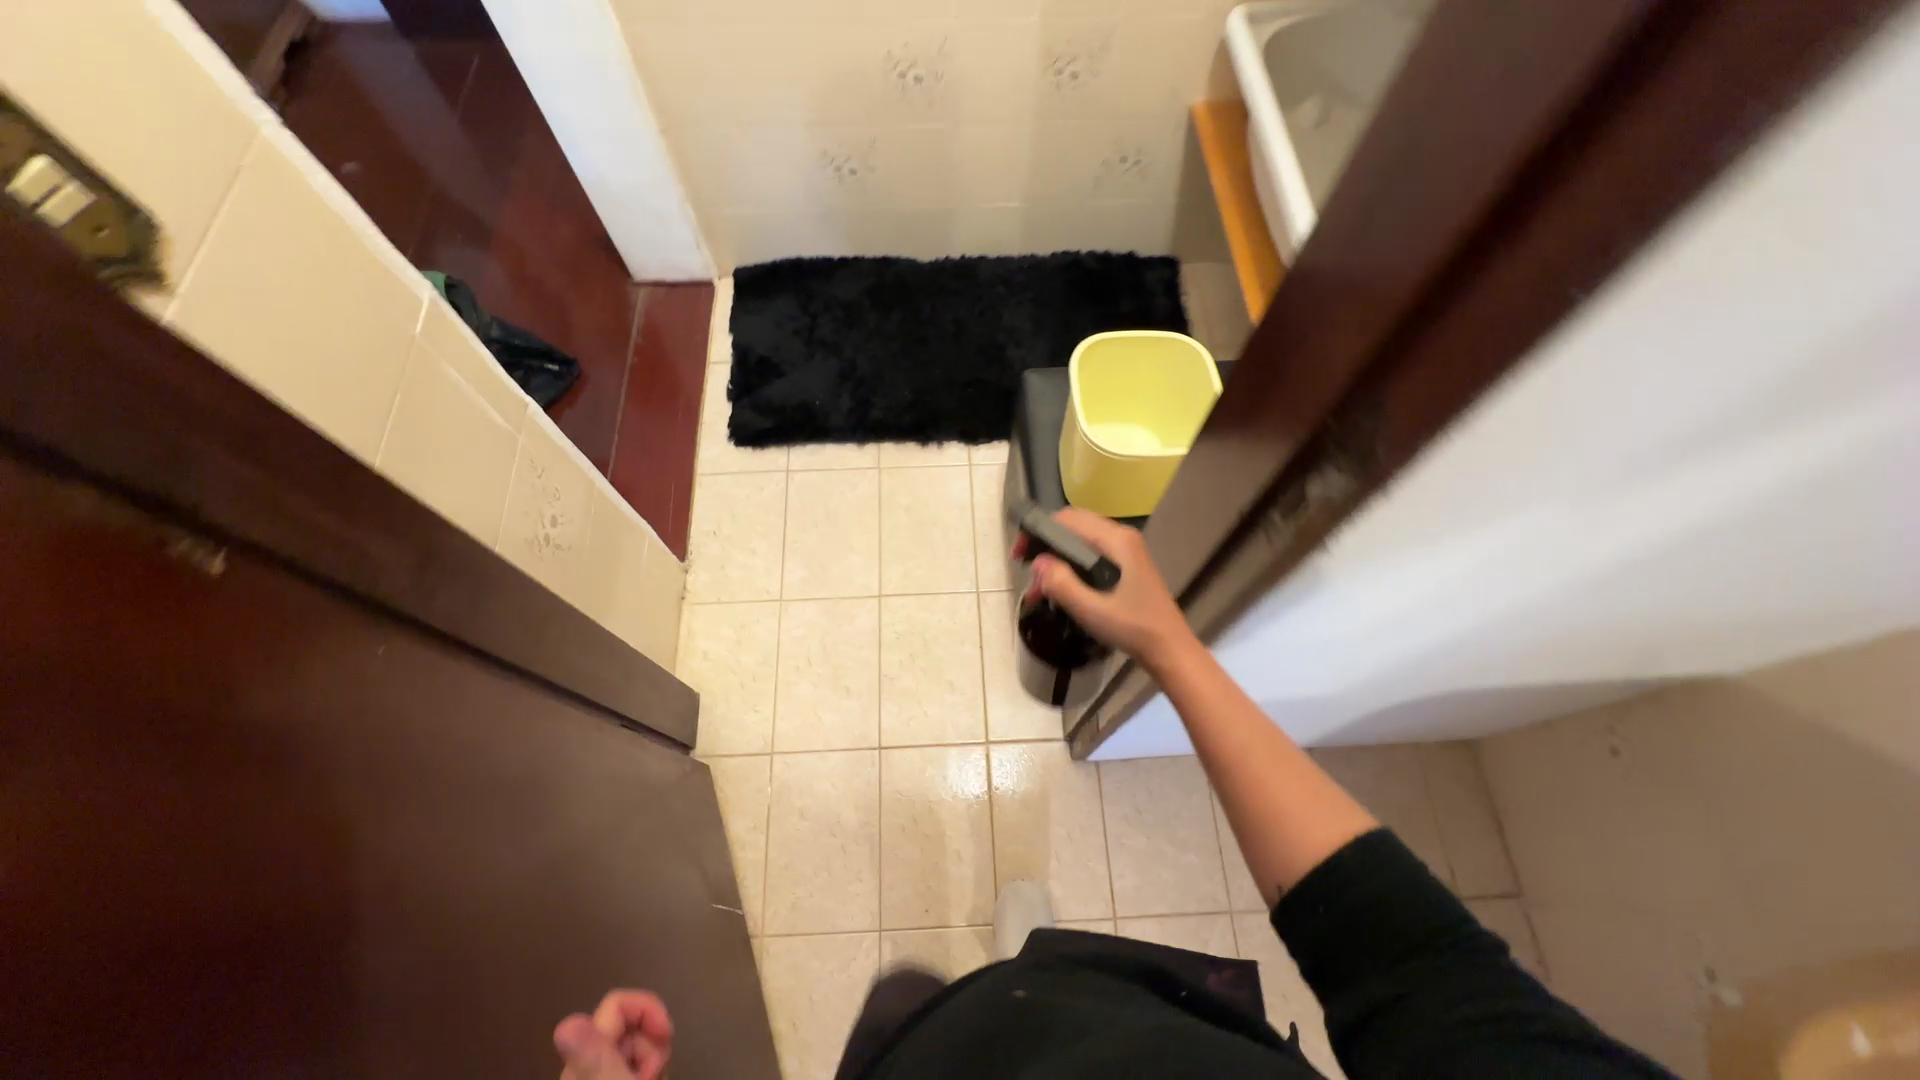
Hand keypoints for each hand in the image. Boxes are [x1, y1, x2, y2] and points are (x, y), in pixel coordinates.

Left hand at [553, 990, 672, 1079]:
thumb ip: (593, 1054)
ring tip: (655, 1078)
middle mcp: (585, 1058)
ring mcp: (596, 1072)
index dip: (648, 1009)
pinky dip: (648, 1070)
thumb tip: (565, 1026)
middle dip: (652, 1041)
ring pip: (635, 1045)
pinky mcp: (607, 1077)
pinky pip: (632, 1063)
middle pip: (629, 1024)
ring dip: (653, 1058)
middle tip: (657, 1071)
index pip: (617, 1003)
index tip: (667, 1034)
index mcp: (583, 1052)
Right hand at [1017, 507, 1196, 670]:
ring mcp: (1126, 550)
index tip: (1019, 557)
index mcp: (1116, 541)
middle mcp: (1122, 537)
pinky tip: (1060, 590)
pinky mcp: (1126, 565)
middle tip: (1027, 573)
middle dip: (1045, 545)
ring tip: (1038, 589)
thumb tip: (1038, 563)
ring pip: (1081, 541)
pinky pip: (1091, 554)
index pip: (1068, 519)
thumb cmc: (1133, 628)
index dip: (1038, 532)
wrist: (1169, 649)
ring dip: (1056, 559)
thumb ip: (1062, 584)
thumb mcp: (1092, 610)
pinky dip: (1071, 567)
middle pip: (1073, 526)